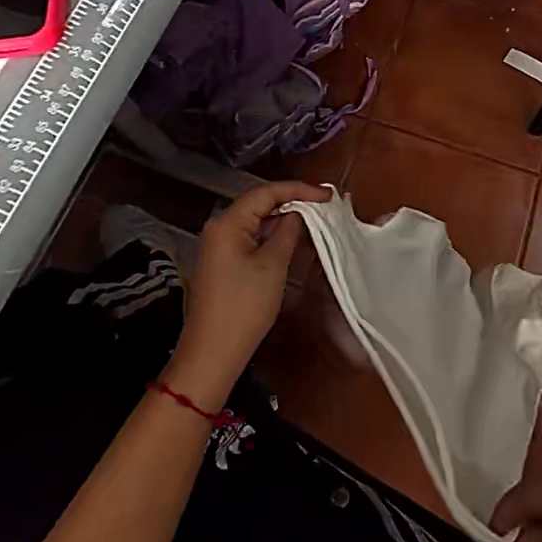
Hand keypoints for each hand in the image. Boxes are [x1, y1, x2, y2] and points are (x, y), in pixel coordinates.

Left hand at [165, 181, 329, 404]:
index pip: (265, 193)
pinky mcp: (222, 263)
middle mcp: (218, 229)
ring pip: (255, 222)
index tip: (328, 195)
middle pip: (258, 204)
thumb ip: (288, 232)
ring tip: (314, 221)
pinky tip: (292, 241)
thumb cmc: (243, 306)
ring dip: (283, 220)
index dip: (299, 190)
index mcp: (227, 223)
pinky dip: (272, 237)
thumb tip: (299, 213)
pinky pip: (250, 239)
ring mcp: (218, 247)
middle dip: (292, 202)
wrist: (213, 351)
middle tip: (325, 206)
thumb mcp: (273, 265)